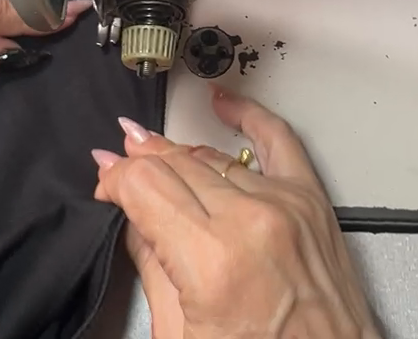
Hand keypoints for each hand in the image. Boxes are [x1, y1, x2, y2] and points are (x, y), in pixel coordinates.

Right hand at [93, 89, 378, 338]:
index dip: (115, 179)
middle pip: (175, 164)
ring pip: (213, 154)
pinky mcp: (311, 200)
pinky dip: (248, 114)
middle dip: (139, 162)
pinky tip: (224, 103)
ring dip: (177, 152)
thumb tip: (131, 213)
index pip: (145, 186)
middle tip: (119, 164)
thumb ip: (151, 265)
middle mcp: (251, 222)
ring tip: (152, 149)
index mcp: (212, 261)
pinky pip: (278, 138)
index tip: (106, 183)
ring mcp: (285, 204)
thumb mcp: (180, 337)